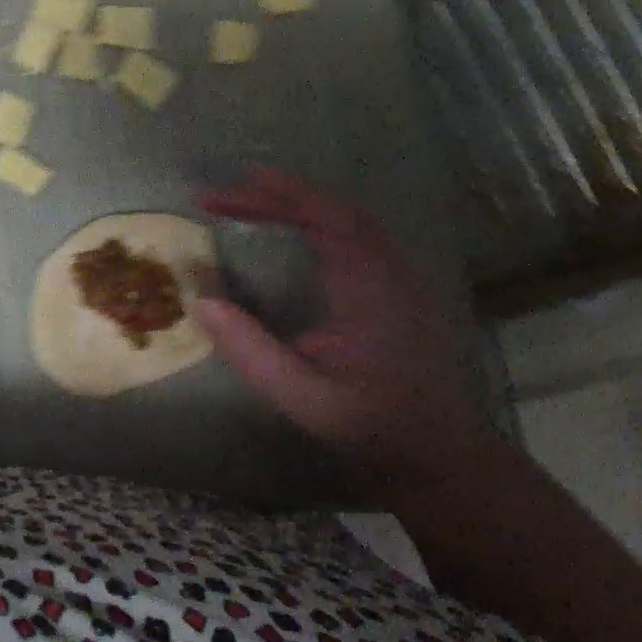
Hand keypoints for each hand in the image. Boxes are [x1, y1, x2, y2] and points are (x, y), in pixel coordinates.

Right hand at [195, 169, 494, 484]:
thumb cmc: (371, 425)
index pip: (333, 222)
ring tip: (245, 205)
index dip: (285, 195)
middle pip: (339, 214)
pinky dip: (314, 224)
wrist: (439, 457)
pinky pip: (354, 241)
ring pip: (350, 225)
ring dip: (296, 208)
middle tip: (222, 197)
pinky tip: (286, 234)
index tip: (236, 184)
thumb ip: (251, 350)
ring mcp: (398, 285)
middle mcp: (391, 277)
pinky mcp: (394, 296)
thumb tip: (202, 302)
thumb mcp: (303, 396)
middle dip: (278, 197)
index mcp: (374, 292)